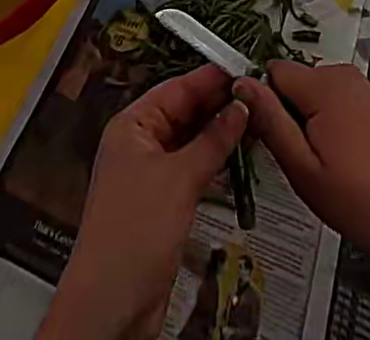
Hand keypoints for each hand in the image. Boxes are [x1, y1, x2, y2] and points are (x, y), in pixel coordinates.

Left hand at [38, 65, 248, 339]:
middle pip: (183, 112)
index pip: (175, 89)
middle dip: (217, 104)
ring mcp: (150, 172)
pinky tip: (238, 157)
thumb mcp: (178, 179)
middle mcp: (138, 143)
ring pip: (190, 140)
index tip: (240, 69)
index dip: (208, 79)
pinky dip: (214, 160)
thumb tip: (237, 109)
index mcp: (131, 125)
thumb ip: (211, 142)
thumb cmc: (129, 236)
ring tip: (255, 121)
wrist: (113, 300)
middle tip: (256, 95)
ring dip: (219, 133)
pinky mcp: (163, 199)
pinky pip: (192, 167)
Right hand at [234, 61, 369, 276]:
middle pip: (291, 80)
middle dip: (286, 112)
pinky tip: (344, 157)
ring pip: (310, 91)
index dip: (263, 102)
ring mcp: (362, 86)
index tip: (271, 138)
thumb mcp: (303, 169)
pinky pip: (334, 99)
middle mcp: (342, 75)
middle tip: (299, 158)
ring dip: (307, 118)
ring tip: (323, 161)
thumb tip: (240, 83)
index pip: (270, 72)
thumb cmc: (363, 203)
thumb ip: (270, 121)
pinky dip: (329, 121)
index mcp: (322, 87)